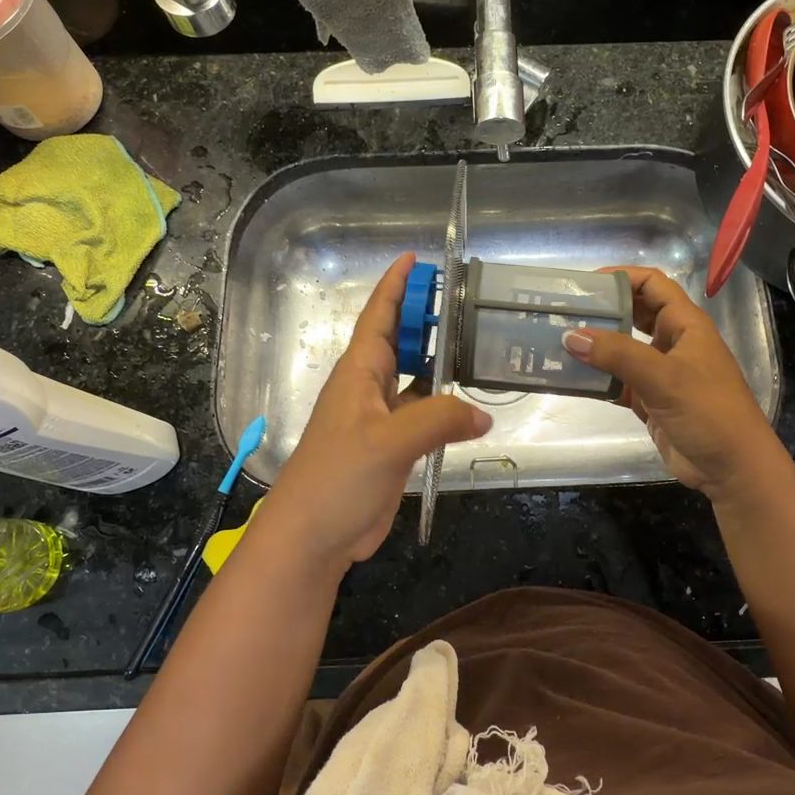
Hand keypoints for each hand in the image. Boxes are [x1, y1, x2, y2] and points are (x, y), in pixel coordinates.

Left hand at [267, 254, 492, 568]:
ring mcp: (381, 419)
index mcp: (359, 372)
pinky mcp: (392, 447)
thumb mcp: (388, 442)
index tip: (416, 258)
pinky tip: (471, 404)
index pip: (378, 315)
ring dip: (439, 361)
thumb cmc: (337, 478)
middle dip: (426, 317)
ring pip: (414, 378)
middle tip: (467, 300)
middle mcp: (369, 387)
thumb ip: (438, 420)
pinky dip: (445, 404)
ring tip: (479, 343)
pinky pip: (423, 413)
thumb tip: (483, 414)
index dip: (395, 286)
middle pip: (399, 340)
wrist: (311, 537)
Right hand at [563, 267, 784, 498]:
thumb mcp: (664, 377)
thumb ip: (617, 354)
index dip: (621, 277)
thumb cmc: (708, 411)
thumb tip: (571, 335)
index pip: (652, 284)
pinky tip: (570, 379)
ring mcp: (661, 373)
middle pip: (634, 313)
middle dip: (602, 311)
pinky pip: (618, 382)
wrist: (732, 469)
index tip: (584, 285)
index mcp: (685, 325)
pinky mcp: (651, 401)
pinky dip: (597, 379)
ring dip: (595, 347)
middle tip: (563, 312)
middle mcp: (673, 343)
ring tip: (557, 342)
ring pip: (622, 350)